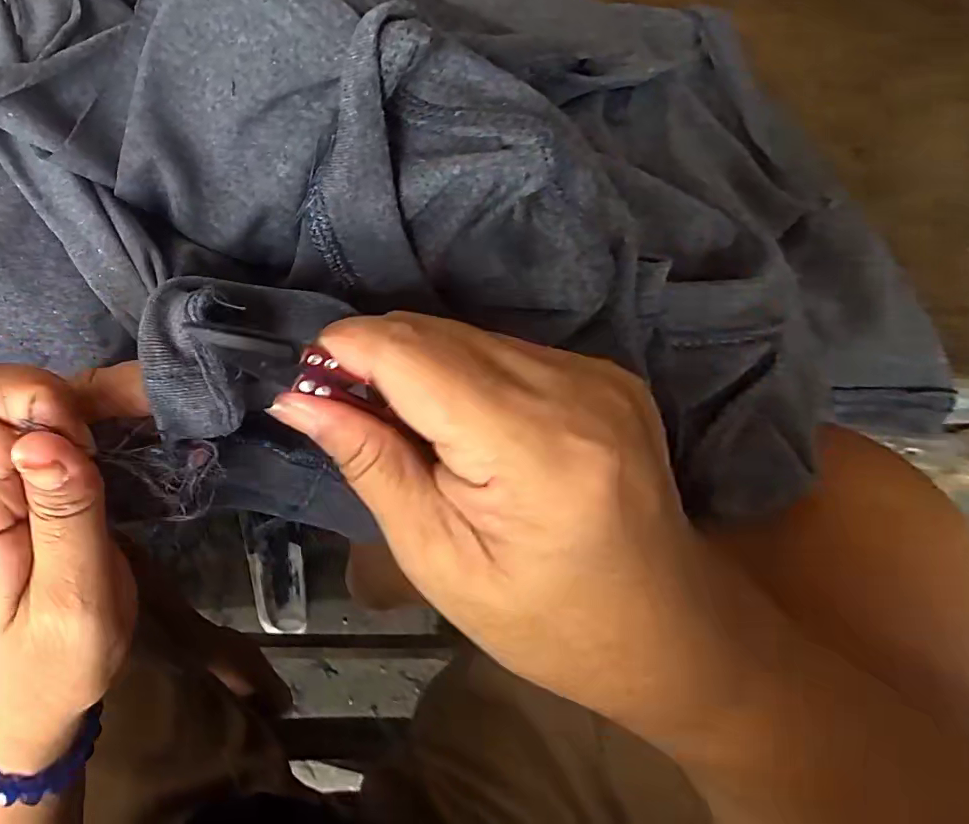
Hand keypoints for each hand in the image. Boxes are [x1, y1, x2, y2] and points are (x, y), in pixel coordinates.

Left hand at [0, 364, 137, 772]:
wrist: (43, 695)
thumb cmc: (53, 666)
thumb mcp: (70, 606)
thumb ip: (62, 518)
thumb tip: (42, 439)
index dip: (34, 399)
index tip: (85, 443)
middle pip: (14, 392)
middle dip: (78, 395)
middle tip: (138, 421)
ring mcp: (13, 476)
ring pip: (47, 401)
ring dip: (100, 401)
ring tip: (151, 415)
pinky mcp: (43, 479)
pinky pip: (69, 426)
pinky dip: (107, 417)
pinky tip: (142, 427)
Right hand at [266, 314, 747, 730]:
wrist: (675, 637)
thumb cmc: (542, 620)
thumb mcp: (433, 555)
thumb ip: (366, 462)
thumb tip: (293, 398)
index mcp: (533, 449)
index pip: (408, 354)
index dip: (342, 351)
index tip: (306, 384)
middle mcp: (570, 389)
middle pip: (426, 332)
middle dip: (364, 357)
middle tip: (337, 409)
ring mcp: (591, 373)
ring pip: (452, 331)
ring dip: (402, 362)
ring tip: (394, 423)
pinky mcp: (598, 369)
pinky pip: (486, 343)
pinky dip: (443, 367)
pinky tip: (446, 418)